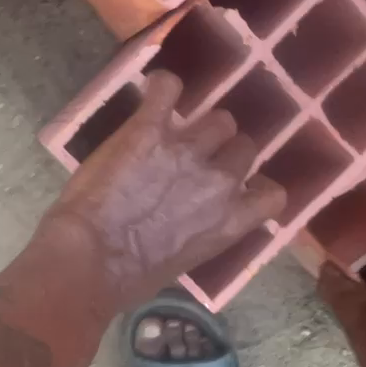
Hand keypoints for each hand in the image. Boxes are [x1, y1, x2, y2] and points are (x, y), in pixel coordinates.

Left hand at [36, 71, 286, 310]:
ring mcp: (187, 151)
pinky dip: (162, 87)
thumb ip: (201, 235)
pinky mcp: (150, 129)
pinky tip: (154, 95)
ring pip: (219, 119)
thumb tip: (191, 225)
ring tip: (173, 133)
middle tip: (193, 162)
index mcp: (231, 222)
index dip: (253, 186)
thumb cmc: (130, 279)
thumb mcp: (182, 263)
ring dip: (200, 126)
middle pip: (244, 147)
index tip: (235, 188)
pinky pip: (167, 87)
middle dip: (223, 153)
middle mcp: (220, 182)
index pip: (273, 194)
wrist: (91, 262)